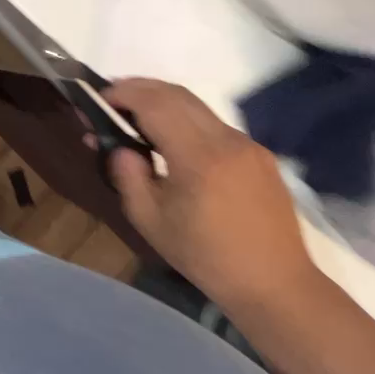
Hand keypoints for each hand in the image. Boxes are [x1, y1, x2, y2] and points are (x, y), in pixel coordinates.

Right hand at [103, 78, 319, 310]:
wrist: (276, 285)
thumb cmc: (205, 257)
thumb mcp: (149, 220)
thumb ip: (126, 175)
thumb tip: (118, 146)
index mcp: (198, 158)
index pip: (154, 103)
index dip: (122, 93)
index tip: (98, 100)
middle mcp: (227, 141)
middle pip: (176, 94)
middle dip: (138, 88)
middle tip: (111, 99)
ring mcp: (248, 146)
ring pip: (196, 105)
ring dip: (162, 101)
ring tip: (136, 116)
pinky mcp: (259, 156)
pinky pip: (214, 124)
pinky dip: (184, 118)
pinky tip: (172, 140)